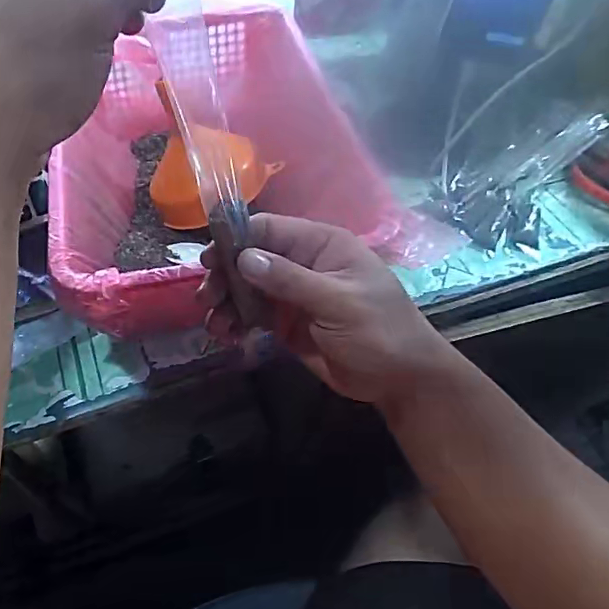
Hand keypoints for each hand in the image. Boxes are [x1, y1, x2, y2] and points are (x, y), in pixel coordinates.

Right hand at [200, 214, 459, 405]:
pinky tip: (226, 336)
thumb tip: (245, 258)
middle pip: (251, 259)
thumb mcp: (338, 302)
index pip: (269, 229)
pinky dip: (236, 323)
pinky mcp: (287, 323)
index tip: (209, 260)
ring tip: (215, 325)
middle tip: (207, 299)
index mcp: (321, 245)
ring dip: (227, 304)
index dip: (236, 240)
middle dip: (226, 277)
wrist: (400, 379)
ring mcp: (293, 295)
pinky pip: (253, 316)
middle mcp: (303, 264)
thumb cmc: (380, 332)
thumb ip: (291, 280)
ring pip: (247, 289)